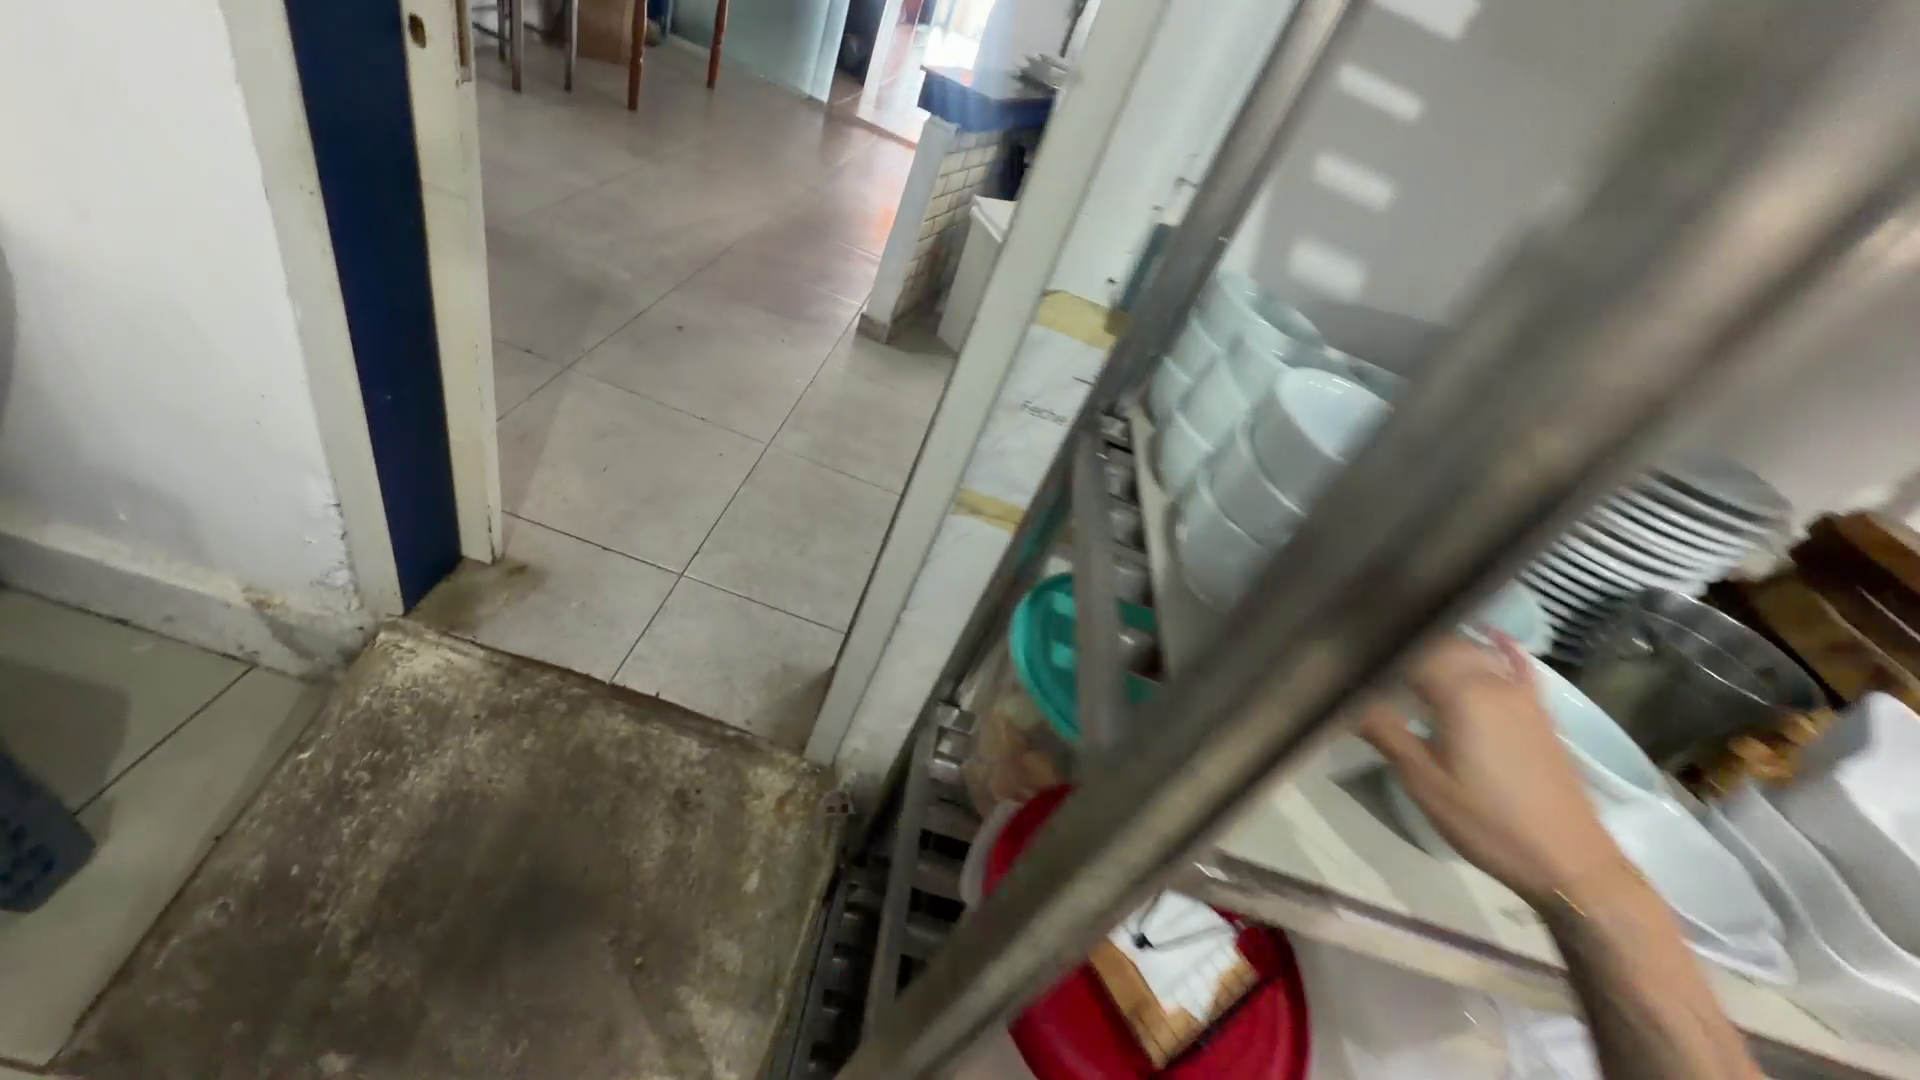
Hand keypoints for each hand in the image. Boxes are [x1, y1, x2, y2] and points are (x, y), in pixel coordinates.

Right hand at [1360, 633, 1637, 904]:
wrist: (1569, 861)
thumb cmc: (1486, 822)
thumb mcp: (1422, 781)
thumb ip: (1383, 730)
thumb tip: (1342, 697)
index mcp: (1462, 693)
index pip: (1410, 651)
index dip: (1376, 651)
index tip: (1347, 658)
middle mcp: (1494, 681)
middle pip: (1442, 645)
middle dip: (1405, 646)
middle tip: (1369, 660)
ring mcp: (1522, 694)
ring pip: (1474, 652)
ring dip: (1440, 649)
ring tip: (1406, 658)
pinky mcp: (1540, 711)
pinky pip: (1515, 666)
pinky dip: (1498, 648)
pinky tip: (1488, 637)